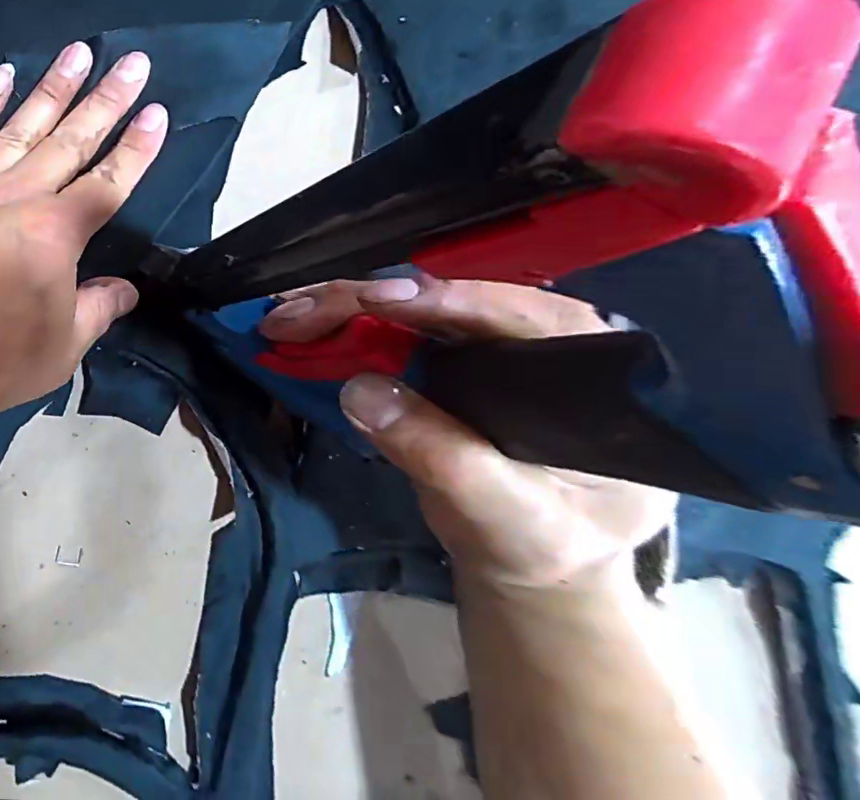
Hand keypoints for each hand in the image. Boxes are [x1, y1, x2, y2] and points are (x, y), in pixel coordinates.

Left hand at [0, 43, 167, 443]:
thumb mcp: (55, 352)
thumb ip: (95, 313)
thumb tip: (125, 290)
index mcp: (53, 234)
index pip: (108, 183)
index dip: (137, 150)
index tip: (158, 112)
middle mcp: (15, 197)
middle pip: (71, 141)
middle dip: (107, 100)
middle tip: (135, 62)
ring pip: (20, 127)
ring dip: (52, 88)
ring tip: (78, 52)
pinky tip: (0, 76)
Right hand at [261, 276, 676, 589]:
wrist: (527, 561)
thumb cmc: (542, 540)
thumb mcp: (507, 516)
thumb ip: (446, 458)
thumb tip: (362, 389)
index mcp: (580, 369)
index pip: (516, 315)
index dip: (445, 299)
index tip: (379, 299)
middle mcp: (523, 342)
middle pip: (438, 303)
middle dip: (360, 303)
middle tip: (293, 318)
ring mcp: (474, 348)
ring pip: (400, 311)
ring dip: (335, 311)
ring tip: (280, 320)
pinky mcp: (434, 361)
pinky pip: (379, 334)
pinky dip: (332, 330)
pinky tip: (294, 330)